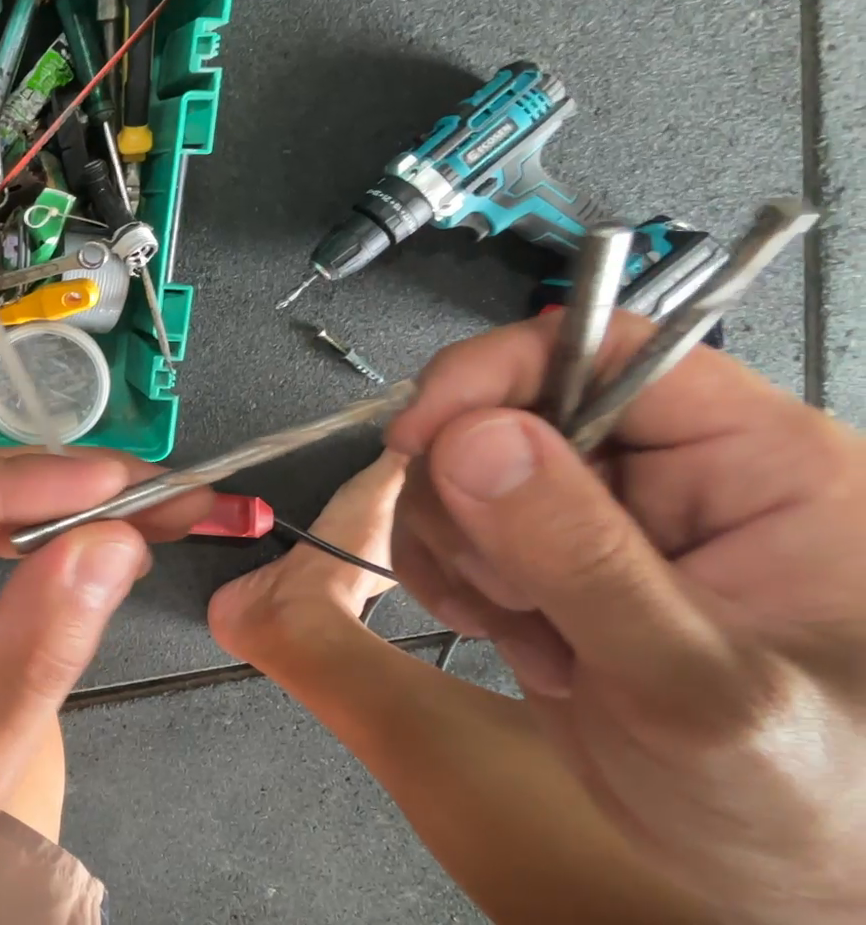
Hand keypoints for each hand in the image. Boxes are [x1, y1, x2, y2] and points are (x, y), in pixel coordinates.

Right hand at [386, 312, 865, 921]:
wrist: (779, 875)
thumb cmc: (803, 800)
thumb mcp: (694, 687)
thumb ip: (583, 558)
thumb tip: (468, 437)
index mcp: (754, 459)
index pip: (593, 347)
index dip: (490, 376)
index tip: (417, 444)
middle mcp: (672, 466)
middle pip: (501, 409)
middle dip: (470, 502)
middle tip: (512, 594)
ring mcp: (603, 511)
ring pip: (458, 468)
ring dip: (458, 551)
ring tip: (523, 629)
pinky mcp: (550, 551)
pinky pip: (447, 522)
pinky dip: (446, 577)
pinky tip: (507, 634)